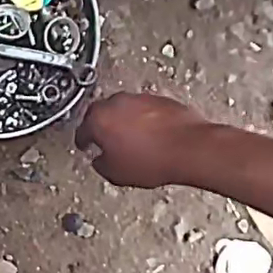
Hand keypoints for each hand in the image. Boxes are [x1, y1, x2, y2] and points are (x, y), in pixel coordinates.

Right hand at [75, 93, 216, 188]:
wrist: (190, 149)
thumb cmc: (154, 159)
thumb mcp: (115, 173)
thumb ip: (100, 164)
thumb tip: (100, 161)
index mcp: (99, 119)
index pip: (82, 130)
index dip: (82, 142)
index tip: (85, 146)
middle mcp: (117, 103)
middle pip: (101, 113)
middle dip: (101, 127)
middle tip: (104, 142)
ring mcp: (140, 99)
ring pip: (123, 109)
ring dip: (123, 122)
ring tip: (131, 141)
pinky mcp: (161, 99)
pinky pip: (144, 110)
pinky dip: (143, 121)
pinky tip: (150, 137)